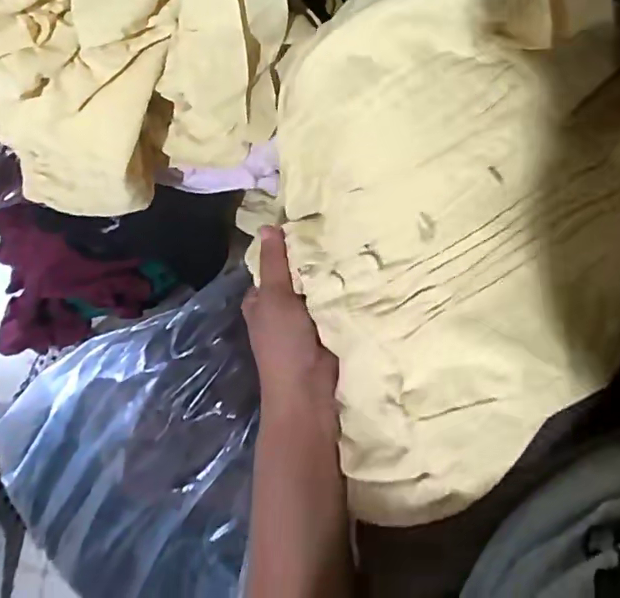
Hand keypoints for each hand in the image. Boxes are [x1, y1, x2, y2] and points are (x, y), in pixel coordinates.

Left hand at [243, 226, 339, 430]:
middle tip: (336, 232)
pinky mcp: (327, 333)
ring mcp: (303, 324)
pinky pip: (335, 307)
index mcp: (260, 301)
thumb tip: (267, 225)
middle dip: (313, 262)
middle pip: (296, 277)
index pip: (271, 266)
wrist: (309, 396)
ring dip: (331, 279)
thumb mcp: (274, 296)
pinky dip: (343, 296)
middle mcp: (279, 310)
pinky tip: (360, 275)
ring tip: (352, 246)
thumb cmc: (283, 344)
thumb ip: (273, 262)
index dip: (286, 247)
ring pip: (318, 291)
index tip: (308, 223)